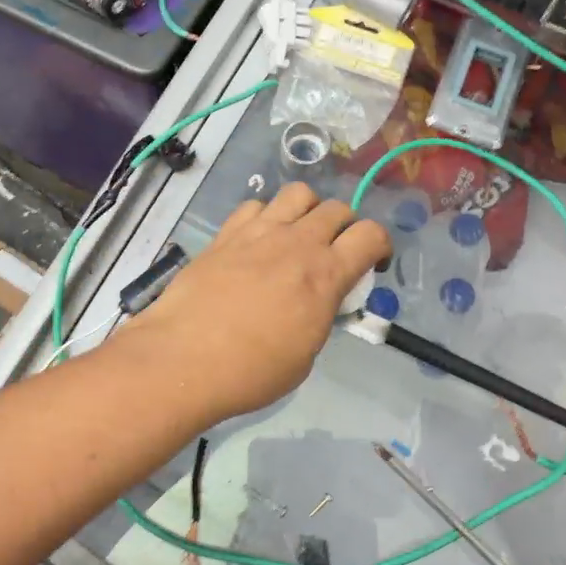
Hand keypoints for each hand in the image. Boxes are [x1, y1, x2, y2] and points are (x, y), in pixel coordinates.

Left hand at [113, 182, 389, 422]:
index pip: (371, 235)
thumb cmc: (251, 371)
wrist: (185, 357)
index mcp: (325, 275)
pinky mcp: (227, 233)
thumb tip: (319, 301)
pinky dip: (266, 216)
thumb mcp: (306, 354)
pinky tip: (258, 240)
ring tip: (298, 235)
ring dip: (308, 210)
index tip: (372, 264)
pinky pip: (255, 205)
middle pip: (337, 208)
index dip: (380, 245)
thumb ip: (320, 315)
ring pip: (298, 193)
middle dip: (345, 226)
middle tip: (335, 252)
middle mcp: (297, 242)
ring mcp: (259, 231)